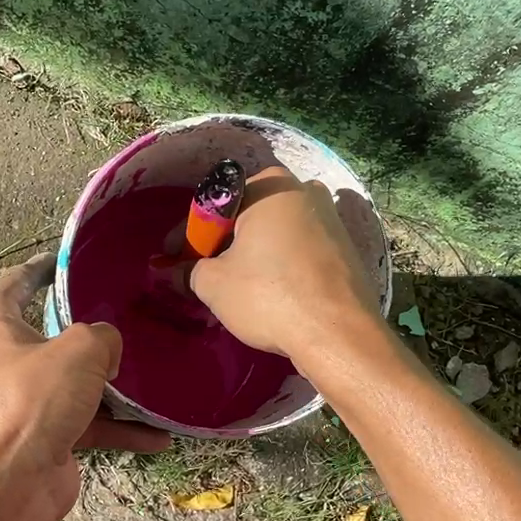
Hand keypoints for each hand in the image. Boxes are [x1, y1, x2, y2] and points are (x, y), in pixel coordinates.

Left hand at [0, 253, 168, 514]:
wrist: (12, 481)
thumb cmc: (34, 397)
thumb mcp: (80, 348)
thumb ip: (103, 336)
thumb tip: (108, 351)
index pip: (17, 281)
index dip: (45, 266)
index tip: (73, 258)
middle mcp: (2, 357)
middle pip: (52, 333)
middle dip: (91, 328)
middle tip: (131, 313)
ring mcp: (24, 398)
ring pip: (74, 380)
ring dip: (113, 384)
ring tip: (154, 373)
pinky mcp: (44, 433)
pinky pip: (87, 421)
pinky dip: (119, 427)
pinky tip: (159, 434)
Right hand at [189, 166, 382, 361]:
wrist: (337, 334)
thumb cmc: (268, 296)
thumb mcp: (213, 284)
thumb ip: (190, 270)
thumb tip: (179, 271)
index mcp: (270, 186)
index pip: (214, 204)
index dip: (189, 234)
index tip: (175, 258)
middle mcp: (304, 190)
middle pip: (248, 215)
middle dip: (224, 242)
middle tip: (205, 272)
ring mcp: (331, 218)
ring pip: (275, 233)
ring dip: (252, 254)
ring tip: (236, 287)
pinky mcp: (346, 248)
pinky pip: (298, 250)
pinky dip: (279, 265)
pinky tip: (270, 293)